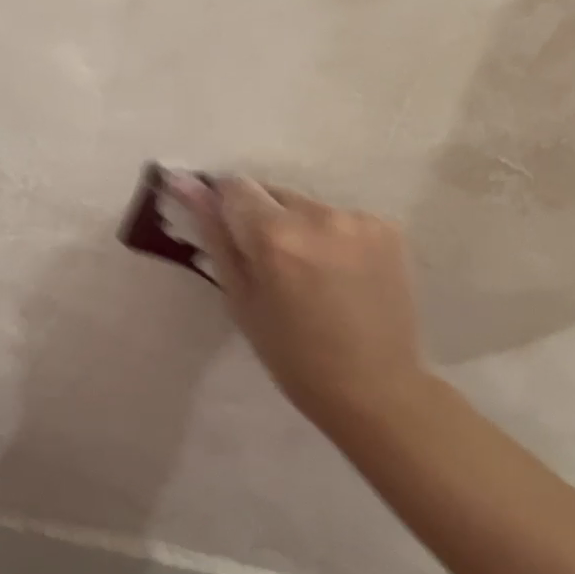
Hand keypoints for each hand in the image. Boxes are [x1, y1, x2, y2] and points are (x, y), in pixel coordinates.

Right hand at [169, 173, 429, 428]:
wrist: (374, 388)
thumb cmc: (294, 357)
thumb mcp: (241, 301)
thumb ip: (216, 237)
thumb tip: (187, 185)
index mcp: (275, 237)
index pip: (234, 187)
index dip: (225, 205)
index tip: (226, 230)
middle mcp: (319, 215)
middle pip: (272, 194)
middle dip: (263, 218)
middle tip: (270, 265)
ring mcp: (358, 219)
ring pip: (307, 207)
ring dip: (299, 228)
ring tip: (309, 276)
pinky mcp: (387, 227)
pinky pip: (341, 219)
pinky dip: (332, 238)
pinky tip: (340, 276)